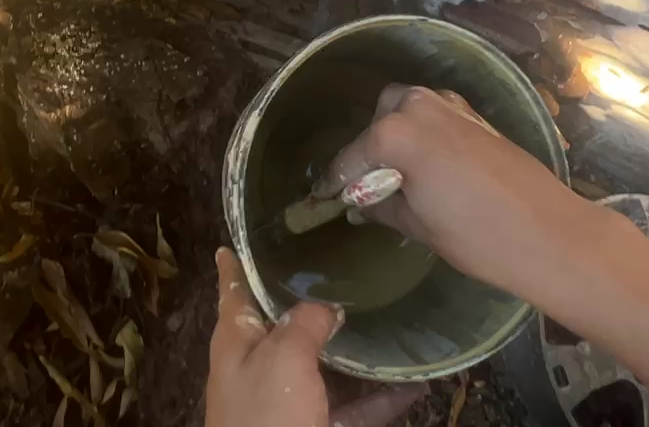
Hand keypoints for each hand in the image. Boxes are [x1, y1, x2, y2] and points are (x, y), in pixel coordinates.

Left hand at [207, 248, 424, 426]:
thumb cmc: (267, 418)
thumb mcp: (284, 356)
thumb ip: (306, 320)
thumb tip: (327, 307)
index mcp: (238, 341)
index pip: (233, 289)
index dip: (235, 263)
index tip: (237, 239)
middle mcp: (259, 367)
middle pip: (285, 323)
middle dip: (312, 300)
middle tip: (343, 265)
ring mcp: (288, 405)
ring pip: (325, 365)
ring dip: (356, 349)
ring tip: (390, 318)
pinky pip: (353, 408)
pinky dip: (381, 398)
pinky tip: (415, 382)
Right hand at [314, 84, 590, 297]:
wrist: (549, 232)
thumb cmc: (477, 236)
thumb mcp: (419, 225)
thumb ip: (383, 205)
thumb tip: (361, 202)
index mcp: (395, 133)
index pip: (351, 157)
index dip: (335, 181)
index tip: (324, 197)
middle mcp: (417, 106)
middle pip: (378, 120)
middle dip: (370, 148)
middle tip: (371, 185)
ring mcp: (449, 105)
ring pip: (406, 109)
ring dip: (396, 134)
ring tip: (399, 175)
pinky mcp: (473, 114)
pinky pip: (433, 114)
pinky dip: (422, 132)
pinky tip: (429, 165)